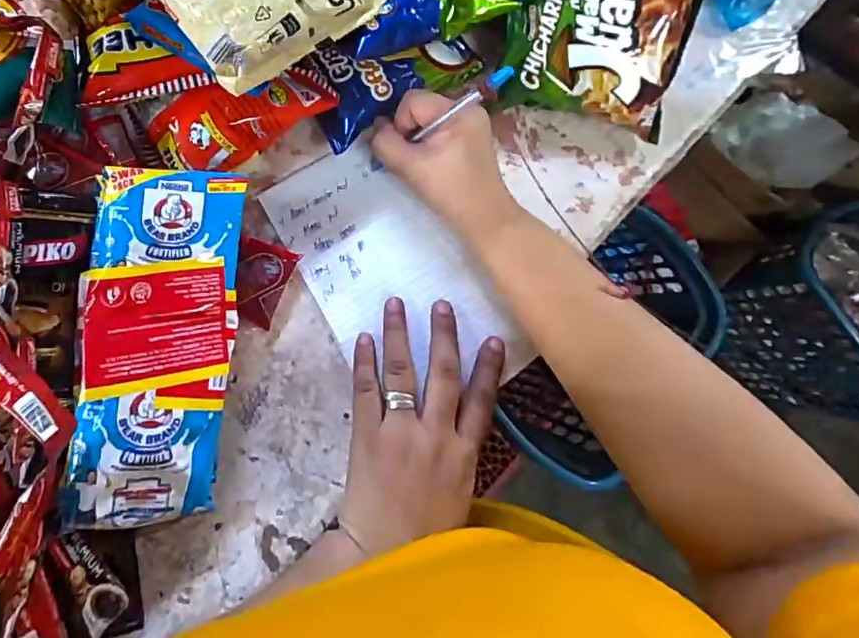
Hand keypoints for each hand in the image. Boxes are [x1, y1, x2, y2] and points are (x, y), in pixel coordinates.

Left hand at [338, 297, 503, 559]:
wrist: (382, 554)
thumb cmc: (428, 534)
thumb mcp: (463, 498)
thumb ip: (467, 458)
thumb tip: (480, 427)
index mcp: (463, 454)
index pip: (481, 401)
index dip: (488, 368)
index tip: (493, 338)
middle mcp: (434, 434)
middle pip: (442, 375)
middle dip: (442, 336)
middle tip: (440, 304)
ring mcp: (399, 431)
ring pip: (402, 372)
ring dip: (398, 334)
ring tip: (395, 304)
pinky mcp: (367, 433)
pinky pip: (366, 389)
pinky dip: (365, 361)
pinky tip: (364, 337)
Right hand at [373, 90, 525, 241]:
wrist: (485, 219)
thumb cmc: (449, 191)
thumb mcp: (408, 166)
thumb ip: (384, 142)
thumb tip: (376, 127)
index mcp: (458, 110)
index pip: (411, 100)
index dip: (400, 124)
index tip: (408, 151)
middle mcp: (468, 109)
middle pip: (419, 107)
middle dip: (408, 132)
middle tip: (413, 159)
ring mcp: (472, 122)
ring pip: (426, 120)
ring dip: (417, 140)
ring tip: (424, 164)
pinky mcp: (471, 137)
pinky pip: (438, 130)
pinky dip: (429, 145)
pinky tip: (433, 165)